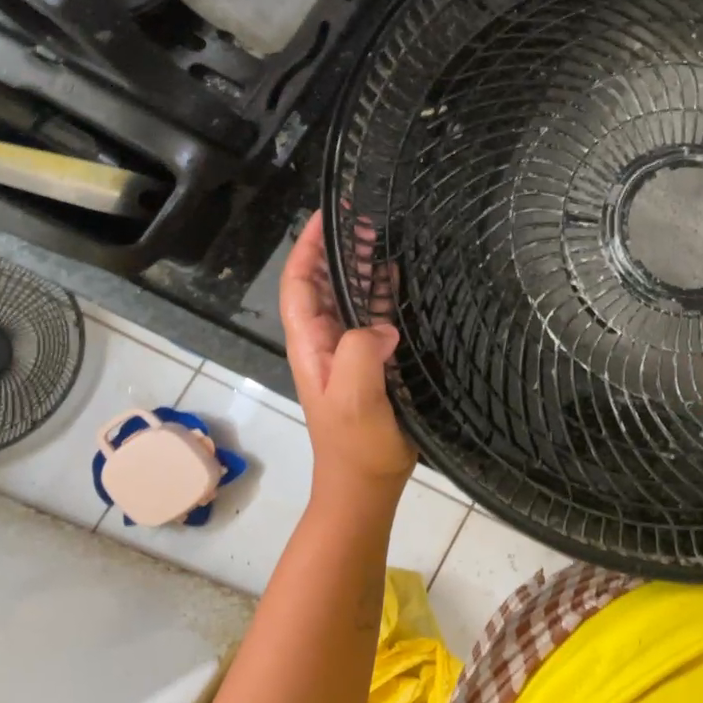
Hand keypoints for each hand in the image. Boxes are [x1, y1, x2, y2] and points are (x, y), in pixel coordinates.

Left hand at [280, 211, 414, 498]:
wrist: (365, 486)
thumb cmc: (356, 445)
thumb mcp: (354, 399)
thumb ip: (360, 356)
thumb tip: (382, 326)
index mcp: (312, 345)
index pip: (301, 286)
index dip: (308, 249)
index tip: (327, 217)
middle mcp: (327, 342)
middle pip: (326, 284)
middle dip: (339, 249)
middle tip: (368, 219)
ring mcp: (351, 353)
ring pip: (351, 298)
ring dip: (363, 267)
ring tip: (385, 236)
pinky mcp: (374, 363)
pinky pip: (375, 317)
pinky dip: (384, 292)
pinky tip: (401, 277)